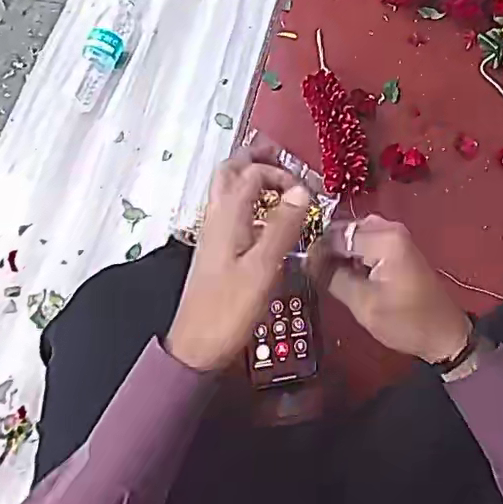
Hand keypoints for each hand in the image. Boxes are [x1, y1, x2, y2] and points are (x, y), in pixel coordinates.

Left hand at [164, 149, 311, 370]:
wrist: (195, 347)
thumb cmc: (229, 308)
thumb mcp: (263, 267)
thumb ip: (283, 226)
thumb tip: (303, 191)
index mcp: (227, 216)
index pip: (253, 173)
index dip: (281, 173)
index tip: (307, 191)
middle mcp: (216, 216)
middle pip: (231, 170)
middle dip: (256, 157)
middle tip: (282, 156)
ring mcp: (213, 231)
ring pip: (228, 188)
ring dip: (251, 175)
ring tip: (279, 178)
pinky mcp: (216, 247)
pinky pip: (232, 207)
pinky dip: (249, 197)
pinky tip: (267, 215)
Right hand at [307, 216, 471, 364]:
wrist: (442, 332)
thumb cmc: (405, 320)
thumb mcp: (363, 303)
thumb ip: (332, 277)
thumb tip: (306, 261)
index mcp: (384, 238)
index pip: (337, 233)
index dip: (316, 248)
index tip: (299, 264)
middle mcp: (389, 227)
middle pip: (346, 229)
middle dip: (327, 246)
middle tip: (307, 268)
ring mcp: (395, 234)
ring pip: (354, 234)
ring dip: (339, 250)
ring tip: (320, 271)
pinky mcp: (396, 245)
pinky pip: (366, 240)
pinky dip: (352, 253)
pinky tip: (341, 271)